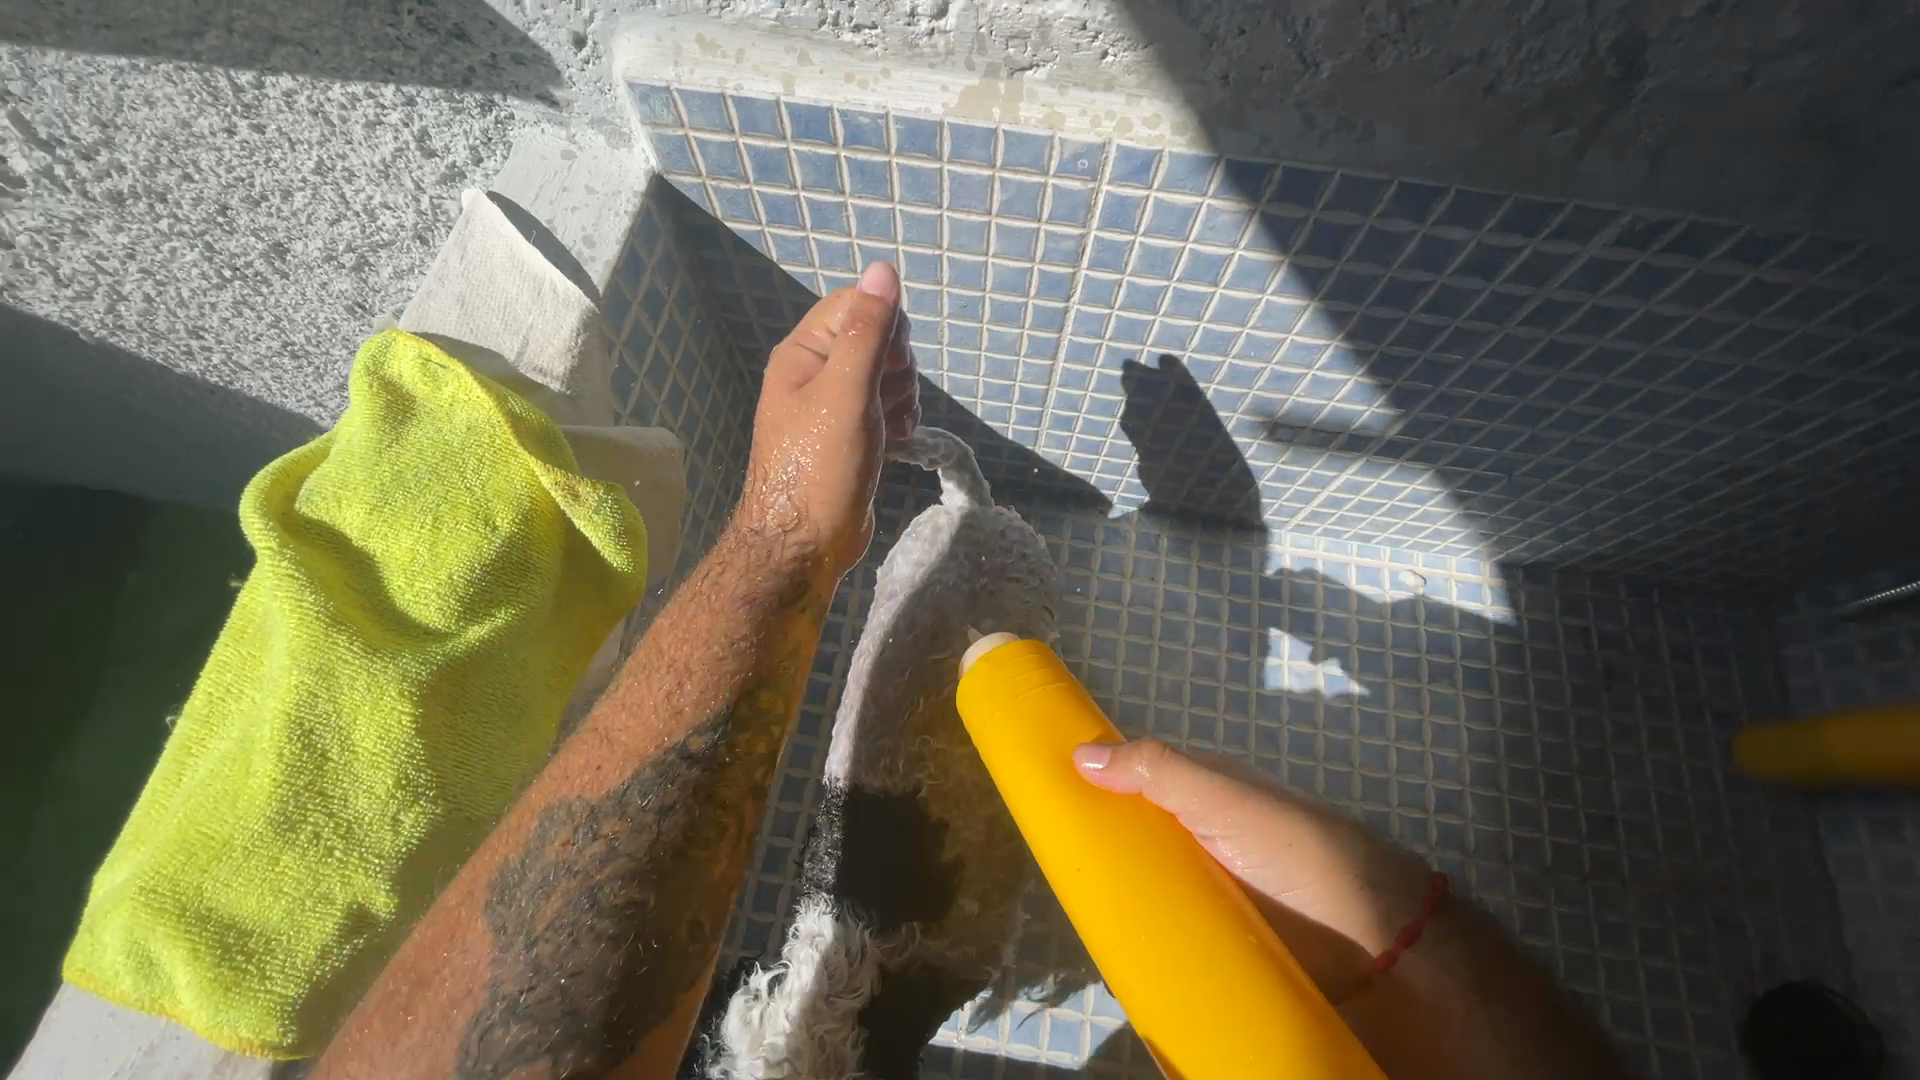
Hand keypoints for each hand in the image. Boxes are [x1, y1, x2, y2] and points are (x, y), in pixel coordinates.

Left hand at [735, 261, 919, 581]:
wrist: (805, 544)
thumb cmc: (820, 465)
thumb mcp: (846, 392)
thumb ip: (867, 331)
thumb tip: (883, 267)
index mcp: (804, 353)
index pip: (856, 306)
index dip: (885, 326)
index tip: (893, 362)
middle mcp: (815, 374)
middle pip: (875, 339)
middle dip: (896, 368)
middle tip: (888, 402)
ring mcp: (833, 408)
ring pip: (884, 376)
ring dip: (901, 396)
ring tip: (893, 428)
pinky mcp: (850, 437)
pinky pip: (883, 409)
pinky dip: (896, 420)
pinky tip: (897, 440)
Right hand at [1074, 738, 1432, 1002]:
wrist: (1378, 945)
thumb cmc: (1295, 851)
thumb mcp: (1225, 798)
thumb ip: (1159, 771)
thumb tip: (1079, 754)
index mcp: (1199, 796)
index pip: (1133, 784)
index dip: (1092, 787)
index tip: (1044, 802)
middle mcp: (1198, 843)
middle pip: (1133, 844)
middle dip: (1097, 857)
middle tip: (1053, 877)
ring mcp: (1207, 896)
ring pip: (1145, 895)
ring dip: (1115, 908)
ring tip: (1076, 924)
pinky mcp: (1216, 945)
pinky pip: (1166, 943)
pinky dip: (1140, 949)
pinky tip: (1112, 961)